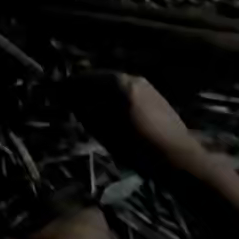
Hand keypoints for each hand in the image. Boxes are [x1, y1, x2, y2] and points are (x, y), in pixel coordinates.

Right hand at [72, 72, 204, 173]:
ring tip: (91, 110)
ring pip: (115, 85)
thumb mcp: (104, 130)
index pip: (85, 79)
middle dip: (85, 89)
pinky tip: (113, 114)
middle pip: (100, 79)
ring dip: (101, 94)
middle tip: (73, 102)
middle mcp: (132, 78)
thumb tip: (68, 98)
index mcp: (118, 82)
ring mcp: (147, 87)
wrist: (180, 160)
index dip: (69, 87)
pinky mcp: (156, 98)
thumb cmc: (138, 147)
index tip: (58, 95)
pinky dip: (116, 99)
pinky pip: (128, 92)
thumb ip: (84, 110)